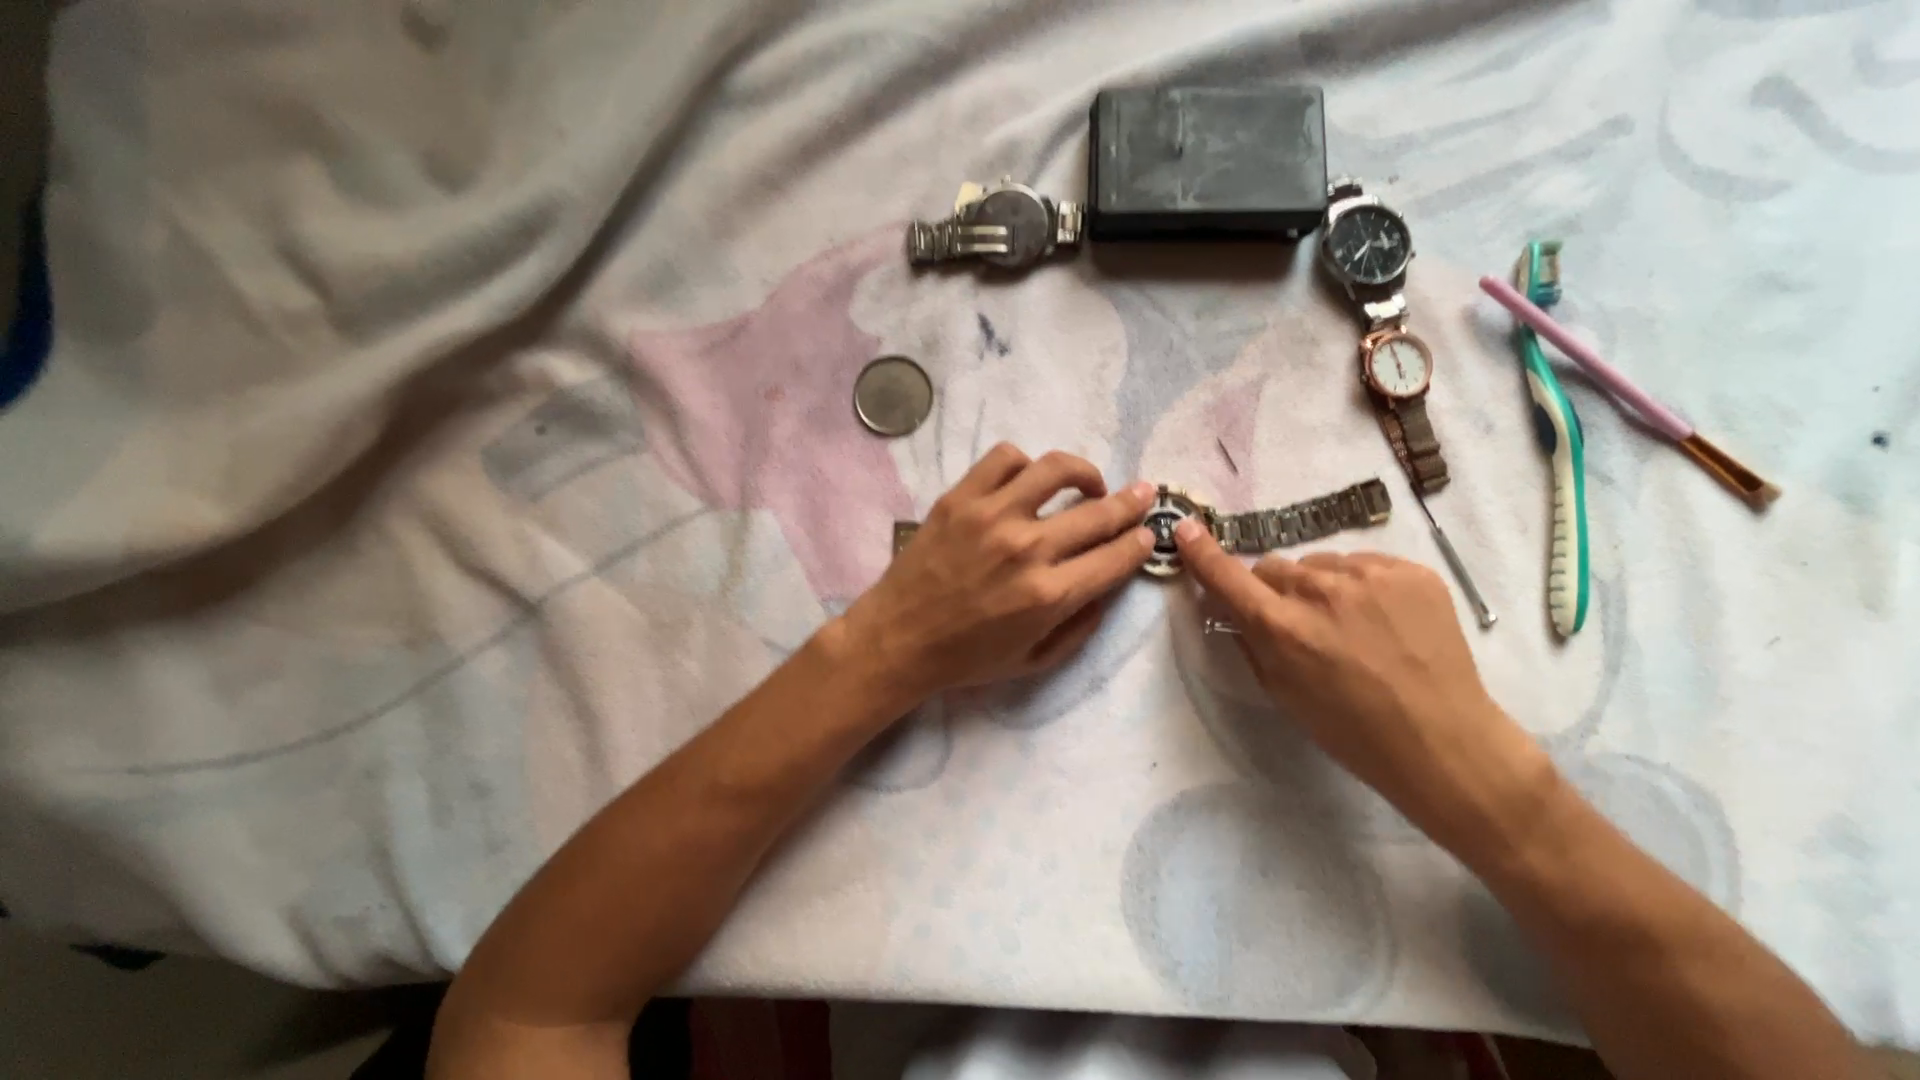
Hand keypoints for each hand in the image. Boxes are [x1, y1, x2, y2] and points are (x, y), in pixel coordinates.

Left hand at [840, 444, 1155, 701]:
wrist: (898, 639)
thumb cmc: (967, 658)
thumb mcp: (1035, 661)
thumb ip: (1081, 627)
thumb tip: (1108, 587)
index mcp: (1049, 595)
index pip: (1115, 557)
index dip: (1140, 543)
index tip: (1149, 534)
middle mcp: (1027, 549)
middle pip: (1098, 513)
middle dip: (1131, 504)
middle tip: (1144, 495)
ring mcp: (992, 517)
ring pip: (1055, 470)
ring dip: (1085, 473)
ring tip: (1090, 483)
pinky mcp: (960, 498)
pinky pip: (1004, 459)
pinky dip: (1024, 465)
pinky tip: (1028, 482)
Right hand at [1174, 521, 1552, 848]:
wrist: (1440, 738)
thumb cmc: (1349, 729)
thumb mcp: (1282, 691)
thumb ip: (1251, 640)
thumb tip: (1230, 606)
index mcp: (1281, 626)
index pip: (1226, 575)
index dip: (1202, 552)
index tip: (1187, 529)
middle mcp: (1320, 590)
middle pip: (1273, 567)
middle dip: (1275, 590)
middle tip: (1299, 623)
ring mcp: (1370, 575)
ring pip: (1320, 564)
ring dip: (1322, 586)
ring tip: (1352, 626)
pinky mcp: (1411, 571)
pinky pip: (1365, 564)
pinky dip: (1362, 585)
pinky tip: (1383, 620)